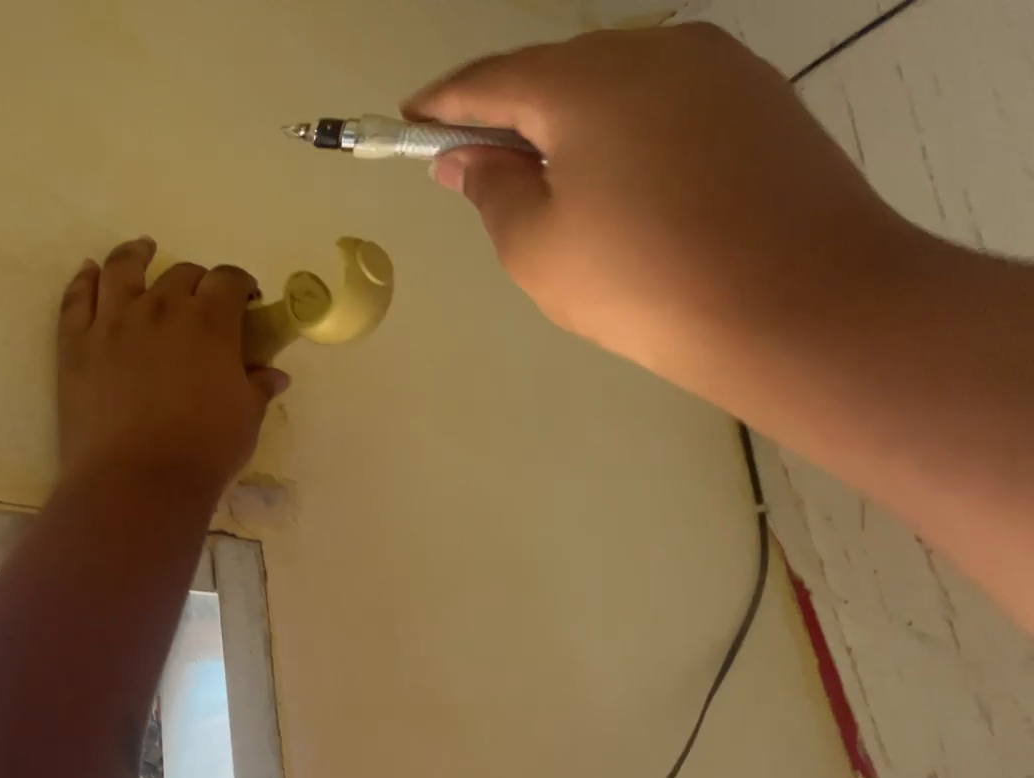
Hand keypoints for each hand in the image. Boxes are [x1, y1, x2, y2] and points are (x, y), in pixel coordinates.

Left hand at [56, 238, 289, 500]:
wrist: (134, 482)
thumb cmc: (201, 453)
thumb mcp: (244, 420)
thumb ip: (256, 389)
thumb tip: (273, 375)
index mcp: (208, 321)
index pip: (228, 280)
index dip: (238, 286)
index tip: (243, 301)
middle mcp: (160, 308)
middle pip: (180, 274)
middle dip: (195, 282)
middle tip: (197, 301)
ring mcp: (112, 323)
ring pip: (122, 270)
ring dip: (135, 255)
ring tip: (141, 250)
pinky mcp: (74, 346)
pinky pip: (75, 300)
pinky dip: (83, 281)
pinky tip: (89, 272)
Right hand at [406, 23, 938, 374]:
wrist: (795, 300)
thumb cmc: (636, 277)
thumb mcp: (532, 243)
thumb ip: (490, 186)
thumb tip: (465, 156)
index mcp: (586, 83)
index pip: (490, 80)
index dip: (442, 104)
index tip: (408, 123)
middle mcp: (654, 50)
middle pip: (552, 67)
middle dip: (502, 107)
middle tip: (467, 156)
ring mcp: (716, 65)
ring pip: (610, 74)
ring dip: (559, 112)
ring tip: (533, 167)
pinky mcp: (755, 93)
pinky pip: (658, 91)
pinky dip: (613, 118)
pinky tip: (604, 166)